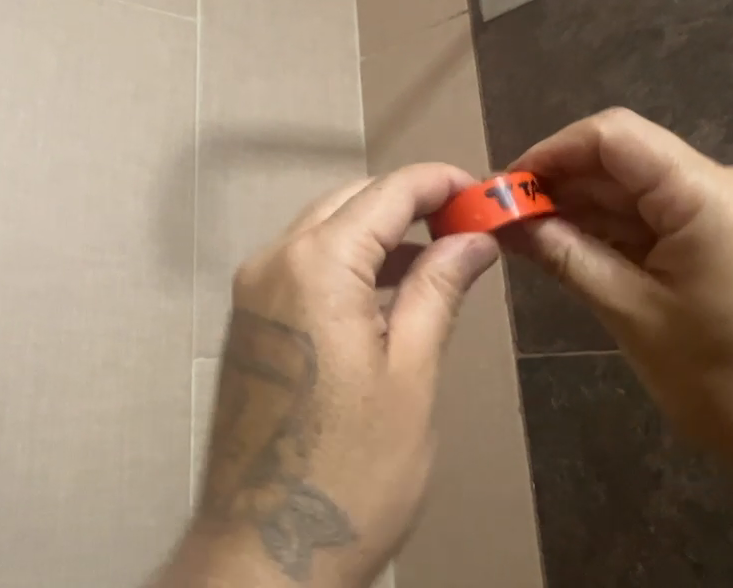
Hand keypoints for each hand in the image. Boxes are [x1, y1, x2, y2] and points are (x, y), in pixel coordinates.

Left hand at [153, 164, 501, 587]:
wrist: (263, 553)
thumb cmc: (351, 471)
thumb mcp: (411, 376)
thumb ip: (437, 290)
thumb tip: (473, 238)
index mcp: (315, 265)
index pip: (386, 193)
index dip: (438, 182)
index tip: (483, 192)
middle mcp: (273, 261)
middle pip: (350, 202)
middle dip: (409, 203)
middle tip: (466, 225)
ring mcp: (253, 290)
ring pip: (325, 230)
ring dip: (379, 232)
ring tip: (439, 256)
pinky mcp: (249, 319)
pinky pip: (305, 264)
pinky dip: (349, 263)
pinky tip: (390, 291)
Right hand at [508, 108, 732, 586]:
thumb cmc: (728, 384)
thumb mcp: (631, 314)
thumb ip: (564, 253)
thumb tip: (505, 221)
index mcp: (707, 193)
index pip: (611, 136)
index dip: (550, 153)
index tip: (505, 190)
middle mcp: (725, 182)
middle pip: (624, 158)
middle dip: (562, 183)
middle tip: (507, 219)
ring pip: (639, 186)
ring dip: (585, 207)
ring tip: (530, 237)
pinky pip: (662, 212)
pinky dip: (617, 228)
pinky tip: (575, 248)